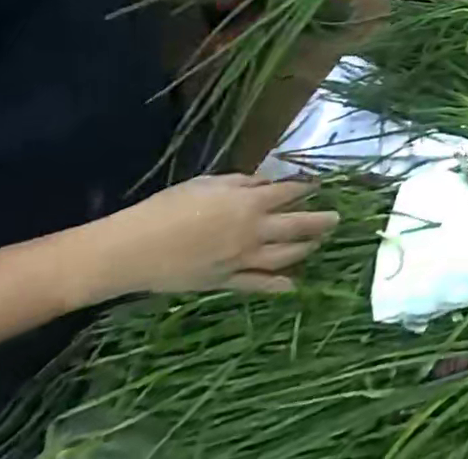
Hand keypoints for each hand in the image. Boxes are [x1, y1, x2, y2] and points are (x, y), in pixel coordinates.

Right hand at [72, 175, 339, 299]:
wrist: (130, 249)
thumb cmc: (168, 208)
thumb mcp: (209, 183)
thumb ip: (243, 183)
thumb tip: (266, 183)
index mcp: (250, 202)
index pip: (291, 192)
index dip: (307, 188)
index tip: (319, 186)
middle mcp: (254, 230)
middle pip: (299, 224)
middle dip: (322, 220)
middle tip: (337, 218)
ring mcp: (241, 258)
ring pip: (286, 255)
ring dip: (306, 248)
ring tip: (318, 243)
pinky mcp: (225, 281)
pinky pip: (258, 284)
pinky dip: (279, 285)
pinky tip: (294, 285)